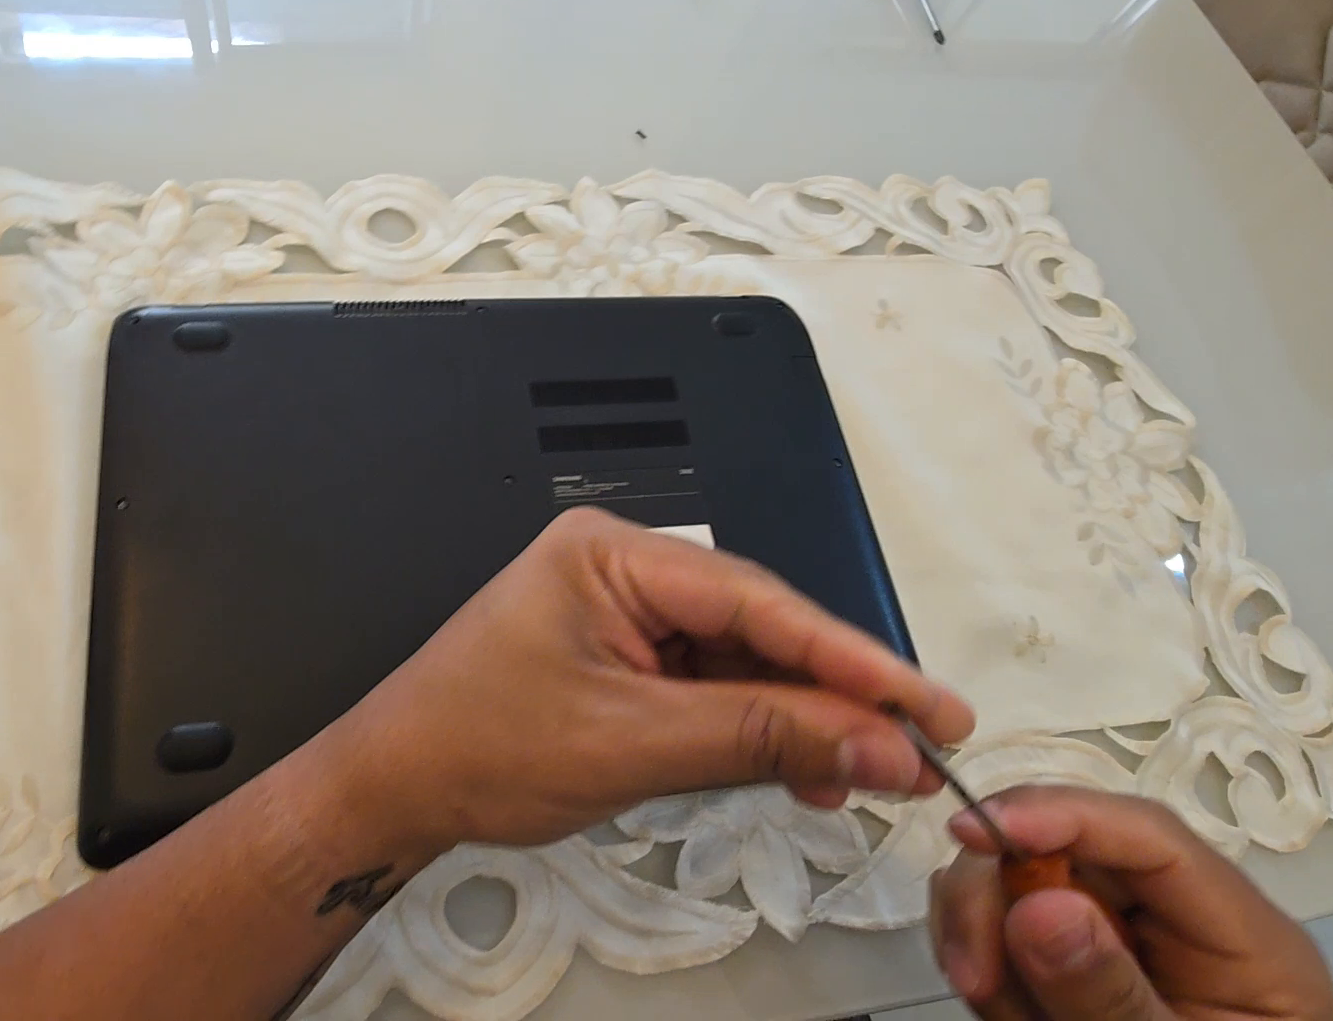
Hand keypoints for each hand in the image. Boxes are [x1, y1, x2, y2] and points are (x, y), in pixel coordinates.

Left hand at [297, 506, 974, 857]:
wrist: (399, 781)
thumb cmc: (482, 746)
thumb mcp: (630, 744)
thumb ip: (760, 738)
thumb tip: (880, 745)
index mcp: (609, 552)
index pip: (754, 599)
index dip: (852, 657)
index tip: (932, 706)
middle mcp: (618, 565)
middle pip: (751, 623)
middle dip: (829, 692)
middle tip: (913, 751)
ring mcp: (617, 609)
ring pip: (734, 657)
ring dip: (794, 717)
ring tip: (857, 775)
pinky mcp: (616, 650)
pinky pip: (701, 680)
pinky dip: (748, 725)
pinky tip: (793, 765)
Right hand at [930, 786, 1332, 1020]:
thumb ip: (1112, 997)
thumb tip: (1037, 908)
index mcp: (1239, 936)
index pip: (1147, 834)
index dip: (1055, 815)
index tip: (968, 833)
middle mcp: (1167, 907)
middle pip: (1056, 845)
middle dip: (992, 895)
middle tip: (970, 976)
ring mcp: (1109, 915)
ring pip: (1006, 866)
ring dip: (975, 927)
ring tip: (986, 1000)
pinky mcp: (1058, 928)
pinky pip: (989, 900)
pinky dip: (970, 941)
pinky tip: (992, 997)